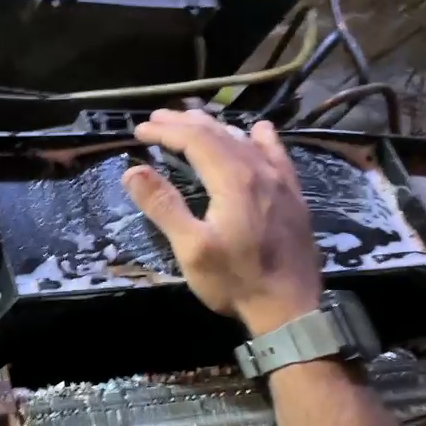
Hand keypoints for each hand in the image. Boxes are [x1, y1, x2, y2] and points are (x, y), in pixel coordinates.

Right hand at [122, 109, 322, 335]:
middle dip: (185, 123)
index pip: (195, 140)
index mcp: (233, 180)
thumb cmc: (234, 281)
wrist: (289, 306)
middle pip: (219, 134)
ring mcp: (281, 181)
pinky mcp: (293, 195)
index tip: (140, 129)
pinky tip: (258, 131)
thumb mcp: (190, 248)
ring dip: (215, 127)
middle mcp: (259, 170)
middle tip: (157, 119)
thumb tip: (132, 171)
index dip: (166, 131)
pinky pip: (276, 154)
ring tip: (193, 121)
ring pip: (245, 140)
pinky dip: (259, 138)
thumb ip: (163, 206)